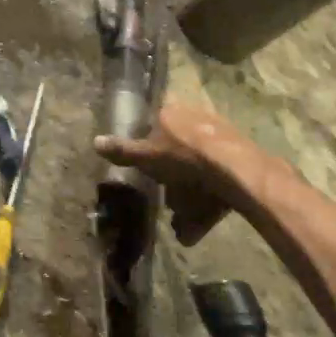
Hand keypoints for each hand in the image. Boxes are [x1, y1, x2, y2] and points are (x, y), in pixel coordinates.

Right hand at [94, 102, 252, 245]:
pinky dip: (208, 200)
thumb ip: (122, 150)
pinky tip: (201, 224)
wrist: (238, 172)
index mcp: (171, 112)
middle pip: (178, 145)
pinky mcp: (241, 158)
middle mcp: (195, 117)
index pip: (155, 119)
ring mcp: (221, 136)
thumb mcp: (146, 156)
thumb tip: (94, 141)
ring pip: (199, 165)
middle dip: (172, 172)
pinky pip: (218, 179)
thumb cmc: (185, 158)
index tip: (148, 161)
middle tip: (166, 194)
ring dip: (190, 193)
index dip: (150, 138)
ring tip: (182, 224)